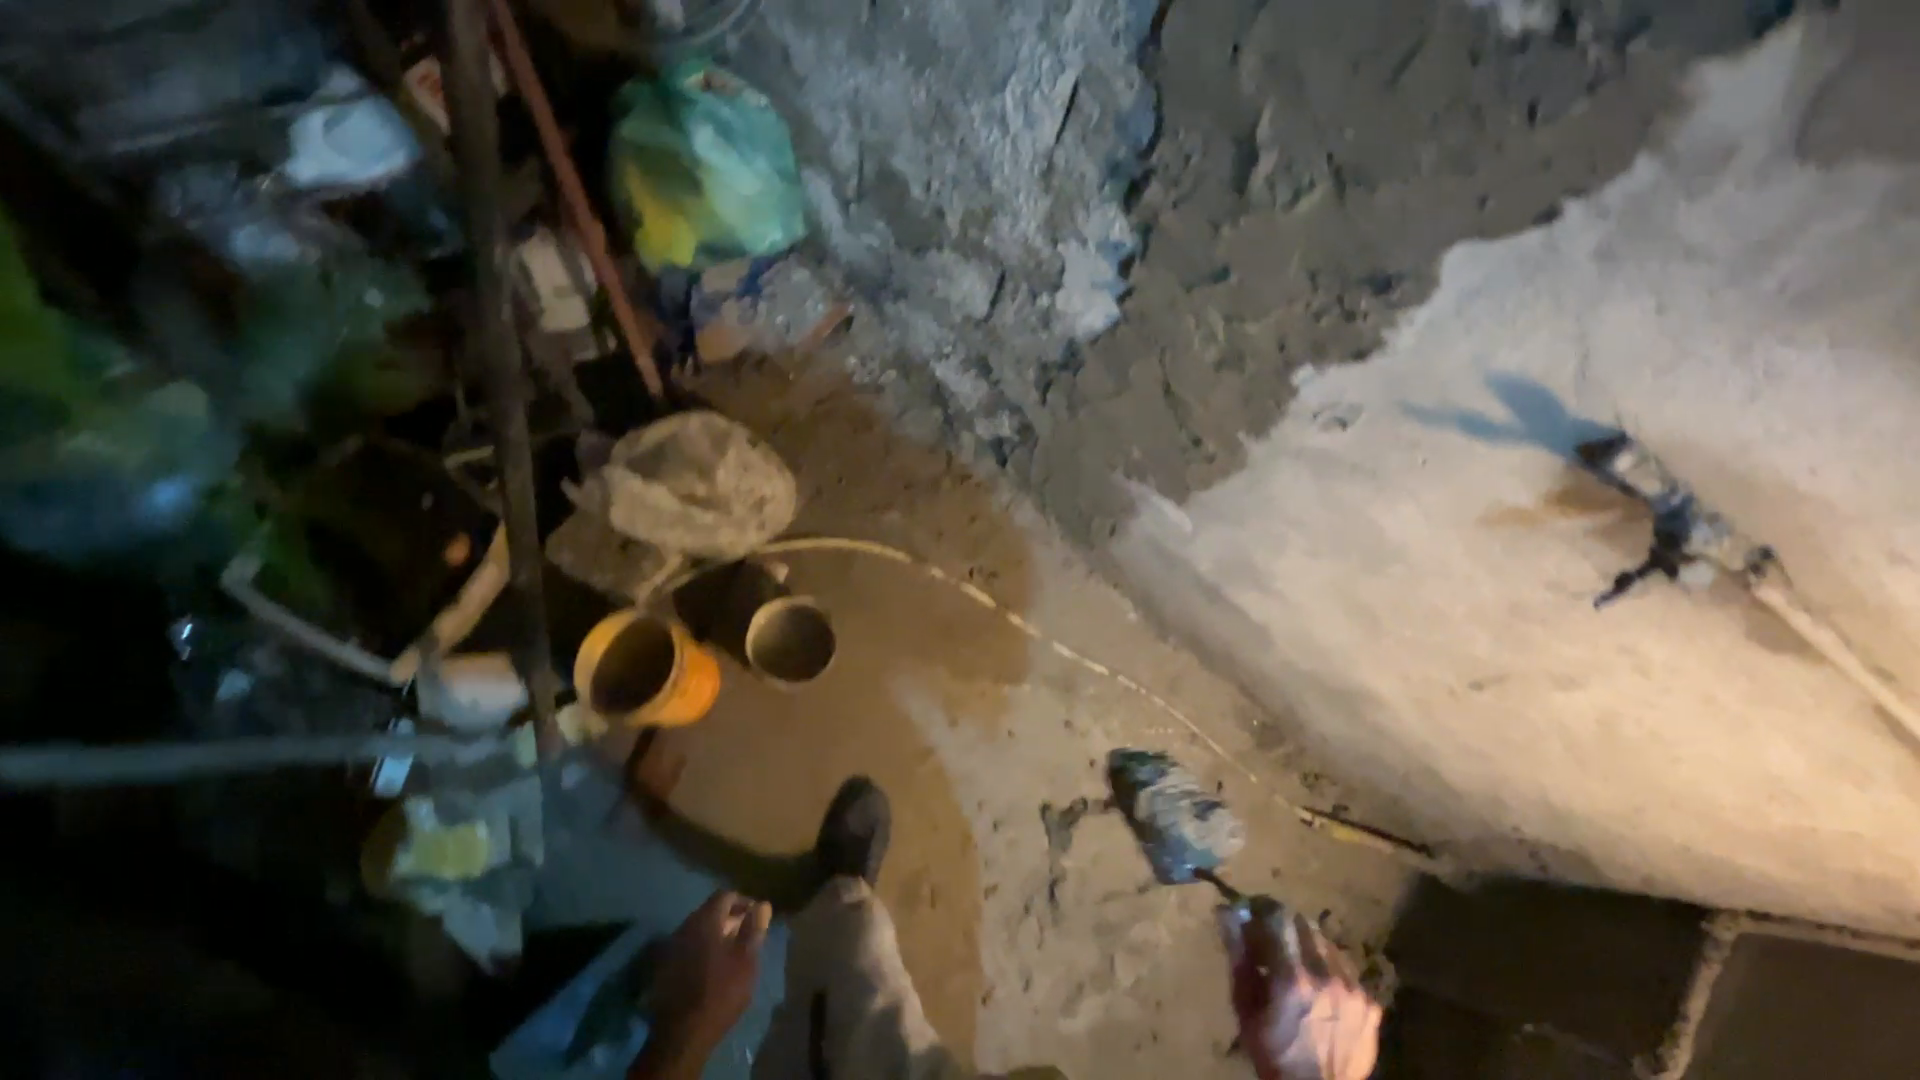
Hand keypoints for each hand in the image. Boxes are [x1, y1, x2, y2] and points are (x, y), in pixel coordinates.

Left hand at [653, 890, 771, 1052]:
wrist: (683, 1033)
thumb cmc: (721, 991)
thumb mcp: (746, 959)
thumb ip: (754, 928)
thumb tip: (762, 904)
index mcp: (705, 920)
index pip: (725, 895)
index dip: (743, 901)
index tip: (756, 916)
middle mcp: (684, 927)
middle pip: (709, 911)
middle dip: (729, 918)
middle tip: (746, 934)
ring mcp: (671, 948)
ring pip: (697, 930)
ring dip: (715, 934)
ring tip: (731, 952)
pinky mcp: (664, 968)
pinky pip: (687, 947)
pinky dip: (701, 949)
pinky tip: (711, 967)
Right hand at [1217, 902, 1382, 1079]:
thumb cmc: (1272, 1051)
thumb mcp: (1245, 1006)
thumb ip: (1238, 954)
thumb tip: (1226, 911)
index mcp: (1292, 976)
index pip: (1277, 917)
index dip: (1262, 911)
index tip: (1252, 918)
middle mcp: (1327, 975)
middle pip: (1305, 924)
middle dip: (1285, 926)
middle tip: (1272, 941)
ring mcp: (1354, 989)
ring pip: (1328, 943)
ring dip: (1308, 945)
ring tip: (1297, 966)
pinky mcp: (1371, 1003)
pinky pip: (1347, 969)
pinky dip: (1330, 968)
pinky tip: (1320, 987)